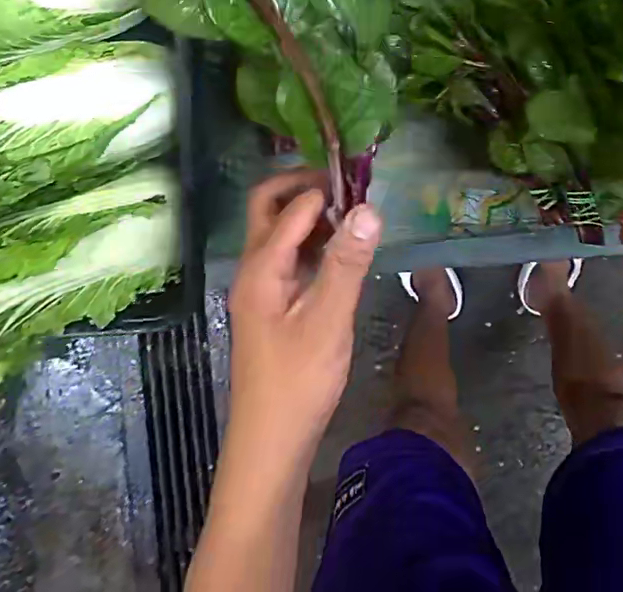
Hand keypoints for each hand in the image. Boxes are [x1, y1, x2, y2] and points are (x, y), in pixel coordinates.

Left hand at [226, 170, 383, 453]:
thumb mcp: (328, 319)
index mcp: (260, 266)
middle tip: (346, 184)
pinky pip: (288, 254)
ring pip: (277, 229)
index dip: (325, 189)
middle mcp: (253, 267)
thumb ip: (347, 262)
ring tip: (351, 210)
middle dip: (303, 186)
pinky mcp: (272, 302)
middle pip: (268, 206)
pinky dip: (311, 239)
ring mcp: (260, 285)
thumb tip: (369, 207)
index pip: (292, 207)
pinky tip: (341, 249)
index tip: (363, 181)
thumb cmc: (298, 381)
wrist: (271, 442)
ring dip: (308, 212)